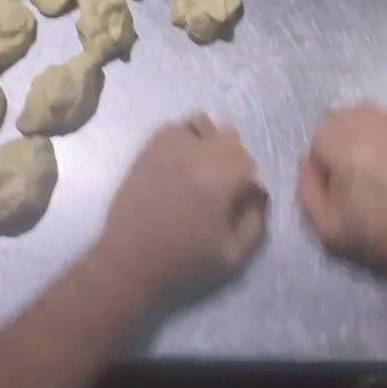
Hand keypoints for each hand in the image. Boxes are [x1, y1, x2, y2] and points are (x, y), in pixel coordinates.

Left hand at [96, 114, 266, 292]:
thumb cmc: (183, 263)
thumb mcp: (232, 257)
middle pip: (229, 136)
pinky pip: (173, 128)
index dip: (246, 181)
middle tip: (220, 185)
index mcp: (219, 181)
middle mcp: (196, 155)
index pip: (248, 160)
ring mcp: (169, 148)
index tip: (236, 200)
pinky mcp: (148, 149)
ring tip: (199, 166)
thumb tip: (259, 194)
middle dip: (232, 158)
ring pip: (201, 123)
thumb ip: (256, 222)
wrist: (128, 263)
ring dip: (207, 141)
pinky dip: (182, 139)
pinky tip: (178, 162)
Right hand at [298, 104, 386, 268]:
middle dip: (335, 139)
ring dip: (356, 127)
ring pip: (362, 110)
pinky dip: (379, 125)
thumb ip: (306, 187)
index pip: (319, 135)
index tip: (331, 180)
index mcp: (346, 152)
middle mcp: (369, 132)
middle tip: (346, 168)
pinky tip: (382, 148)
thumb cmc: (368, 234)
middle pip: (339, 116)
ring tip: (363, 155)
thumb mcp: (324, 223)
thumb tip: (306, 158)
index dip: (320, 158)